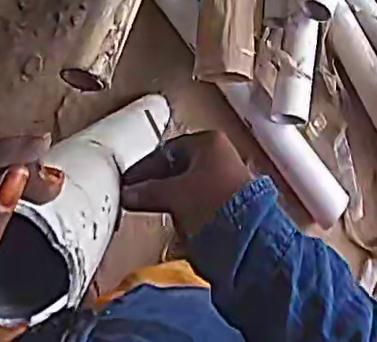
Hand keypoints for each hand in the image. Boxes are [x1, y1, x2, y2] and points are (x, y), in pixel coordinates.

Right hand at [120, 131, 252, 238]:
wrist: (248, 235)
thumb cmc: (213, 202)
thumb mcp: (175, 194)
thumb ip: (149, 191)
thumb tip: (128, 193)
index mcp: (208, 141)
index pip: (168, 149)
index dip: (146, 167)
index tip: (129, 182)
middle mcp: (218, 154)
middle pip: (177, 167)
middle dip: (157, 184)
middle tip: (136, 197)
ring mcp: (224, 176)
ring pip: (187, 185)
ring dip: (170, 199)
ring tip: (153, 210)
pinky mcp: (227, 200)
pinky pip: (197, 200)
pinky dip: (183, 209)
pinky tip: (175, 223)